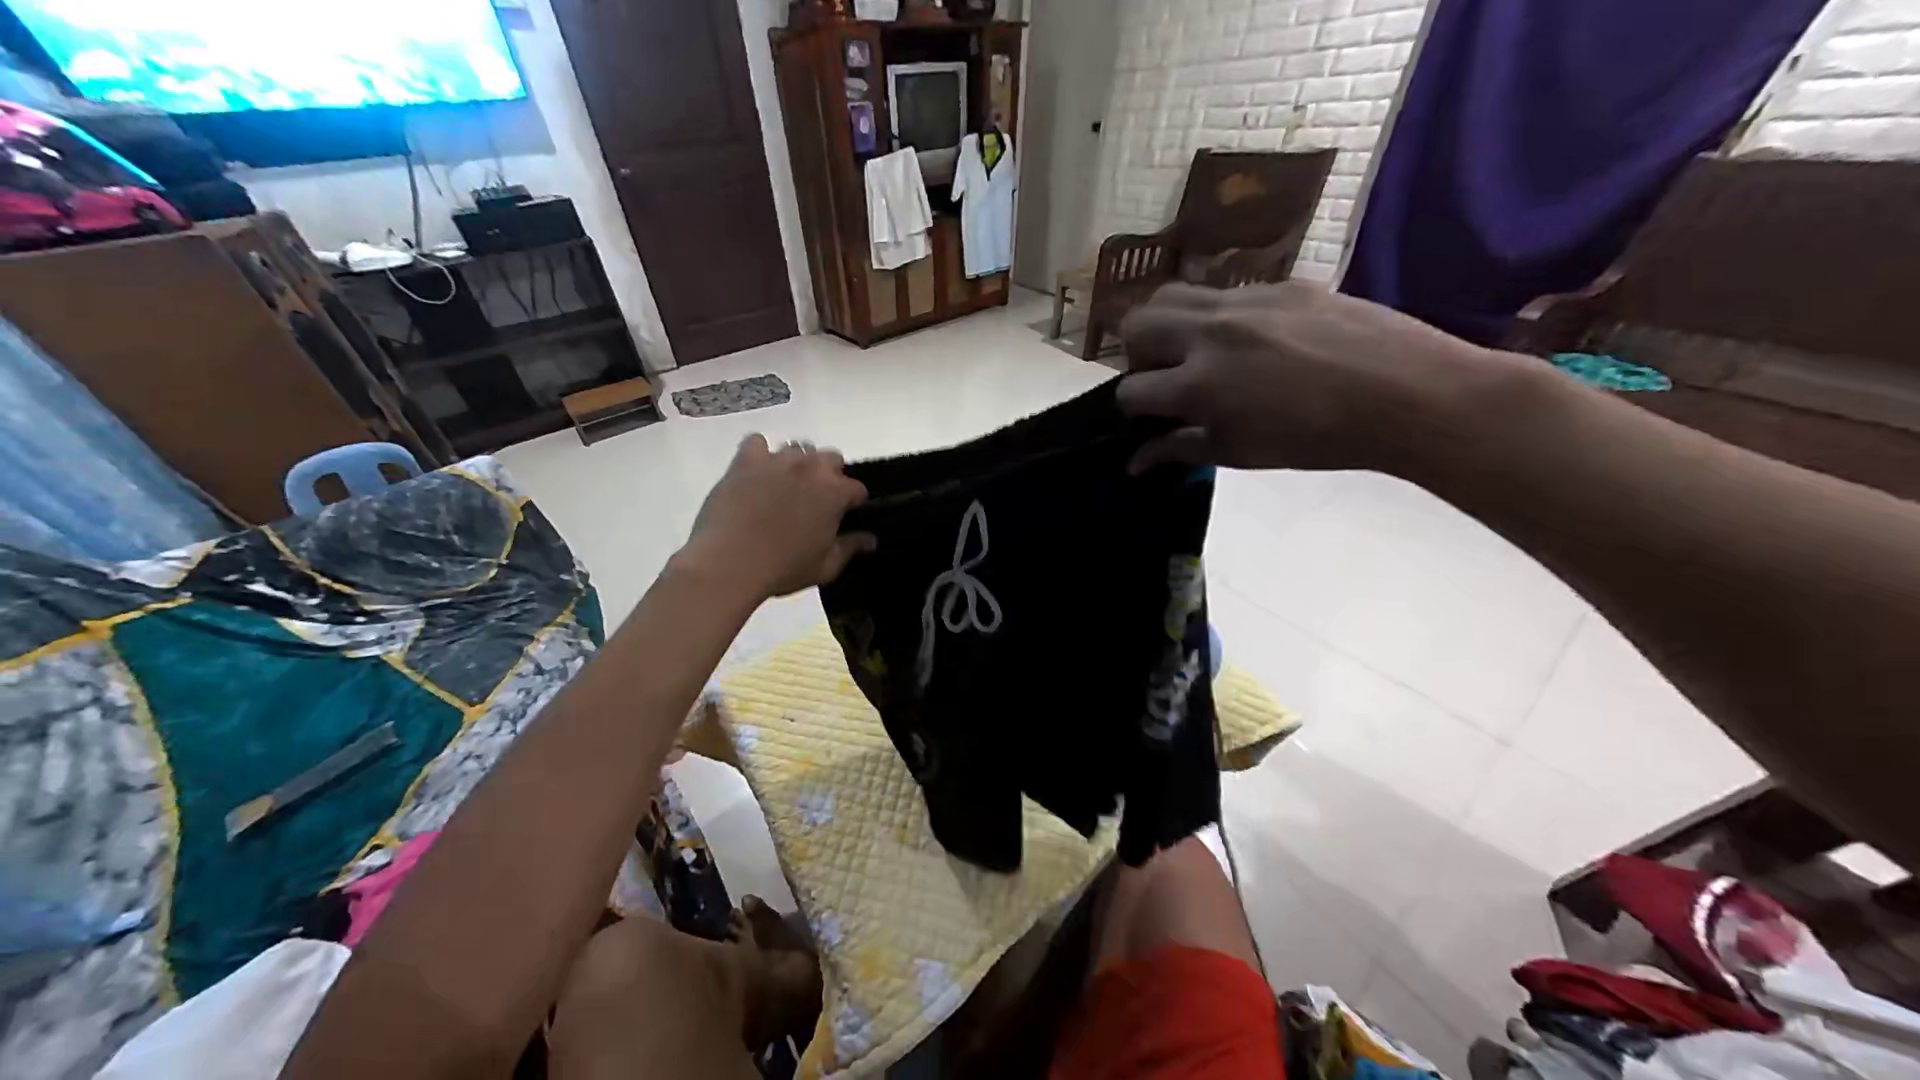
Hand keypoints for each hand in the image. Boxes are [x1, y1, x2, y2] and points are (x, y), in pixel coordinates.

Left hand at [680, 435, 874, 599]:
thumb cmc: (783, 569)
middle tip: (815, 499)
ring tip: (785, 486)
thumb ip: (850, 548)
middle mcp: (810, 468)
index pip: (857, 488)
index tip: (843, 515)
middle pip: (830, 458)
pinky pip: (756, 443)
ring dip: (797, 464)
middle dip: (828, 475)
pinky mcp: (746, 461)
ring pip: (797, 449)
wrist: (729, 564)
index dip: (852, 502)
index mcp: (835, 493)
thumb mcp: (825, 567)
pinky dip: (759, 453)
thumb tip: (871, 539)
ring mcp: (777, 461)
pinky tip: (756, 472)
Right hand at [1116, 282, 1511, 474]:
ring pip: (1172, 294)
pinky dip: (1216, 317)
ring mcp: (1245, 300)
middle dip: (1136, 353)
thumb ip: (1181, 450)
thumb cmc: (1317, 439)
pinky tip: (1251, 340)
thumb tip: (1135, 462)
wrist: (1406, 394)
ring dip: (1167, 324)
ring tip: (1194, 350)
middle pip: (1136, 323)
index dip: (1132, 410)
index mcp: (1199, 384)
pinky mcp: (1280, 284)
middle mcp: (1210, 332)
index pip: (1131, 390)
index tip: (1149, 419)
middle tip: (1163, 376)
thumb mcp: (1241, 452)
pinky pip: (1225, 293)